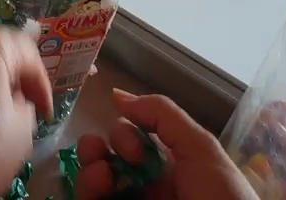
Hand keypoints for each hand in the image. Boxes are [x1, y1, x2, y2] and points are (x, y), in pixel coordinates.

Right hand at [75, 90, 256, 199]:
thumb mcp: (202, 150)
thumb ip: (161, 114)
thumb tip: (116, 95)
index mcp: (165, 171)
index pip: (127, 143)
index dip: (123, 136)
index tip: (137, 151)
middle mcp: (144, 191)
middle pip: (103, 160)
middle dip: (93, 148)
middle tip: (100, 155)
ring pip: (91, 185)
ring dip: (87, 170)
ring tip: (99, 175)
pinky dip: (83, 191)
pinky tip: (94, 187)